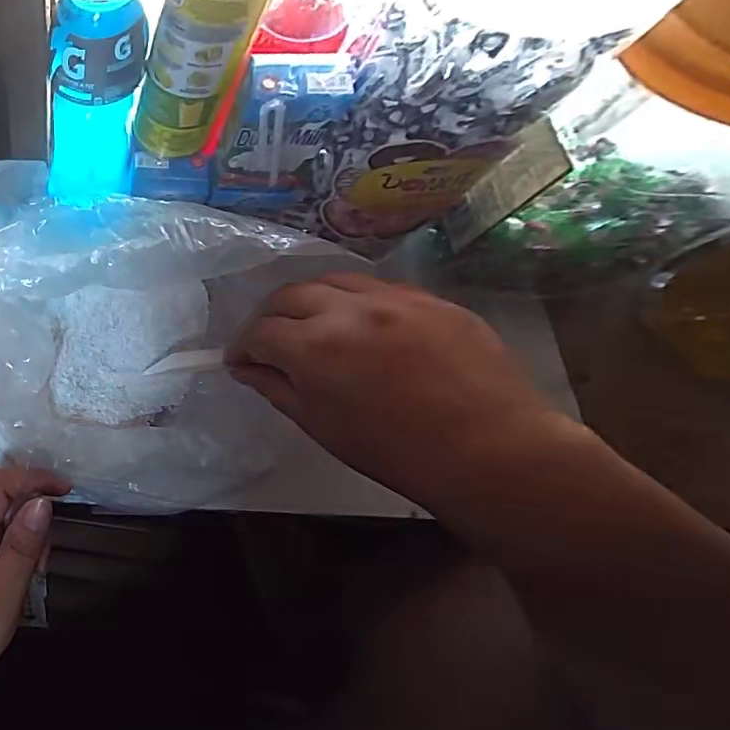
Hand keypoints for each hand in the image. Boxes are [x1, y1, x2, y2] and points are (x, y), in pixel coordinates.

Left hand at [0, 467, 70, 697]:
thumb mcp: (4, 597)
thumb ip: (22, 547)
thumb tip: (42, 502)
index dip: (34, 476)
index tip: (66, 490)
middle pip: (0, 493)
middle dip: (32, 511)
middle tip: (43, 558)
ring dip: (23, 530)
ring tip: (29, 574)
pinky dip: (11, 541)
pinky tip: (15, 574)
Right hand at [227, 272, 566, 505]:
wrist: (488, 449)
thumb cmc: (393, 450)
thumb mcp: (321, 425)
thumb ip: (277, 388)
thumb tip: (247, 368)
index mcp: (314, 347)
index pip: (260, 332)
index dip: (243, 347)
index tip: (242, 362)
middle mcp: (347, 309)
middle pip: (289, 295)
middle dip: (270, 317)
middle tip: (271, 341)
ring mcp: (392, 297)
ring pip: (332, 280)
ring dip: (310, 300)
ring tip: (313, 324)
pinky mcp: (430, 298)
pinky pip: (377, 286)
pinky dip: (355, 300)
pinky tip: (362, 324)